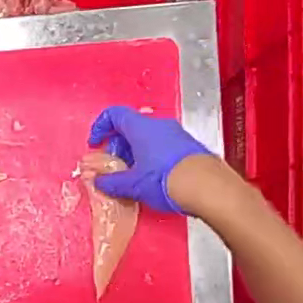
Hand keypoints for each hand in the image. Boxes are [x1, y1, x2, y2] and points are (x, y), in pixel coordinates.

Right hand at [86, 105, 212, 213]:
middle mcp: (160, 126)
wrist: (207, 188)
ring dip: (135, 153)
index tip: (95, 144)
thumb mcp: (132, 184)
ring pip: (148, 138)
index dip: (100, 127)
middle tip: (112, 166)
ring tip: (131, 176)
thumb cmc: (166, 180)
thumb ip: (111, 181)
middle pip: (131, 127)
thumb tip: (98, 181)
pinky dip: (151, 158)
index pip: (114, 115)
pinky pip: (163, 147)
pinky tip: (151, 178)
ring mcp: (177, 135)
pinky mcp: (188, 147)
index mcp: (141, 128)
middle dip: (117, 145)